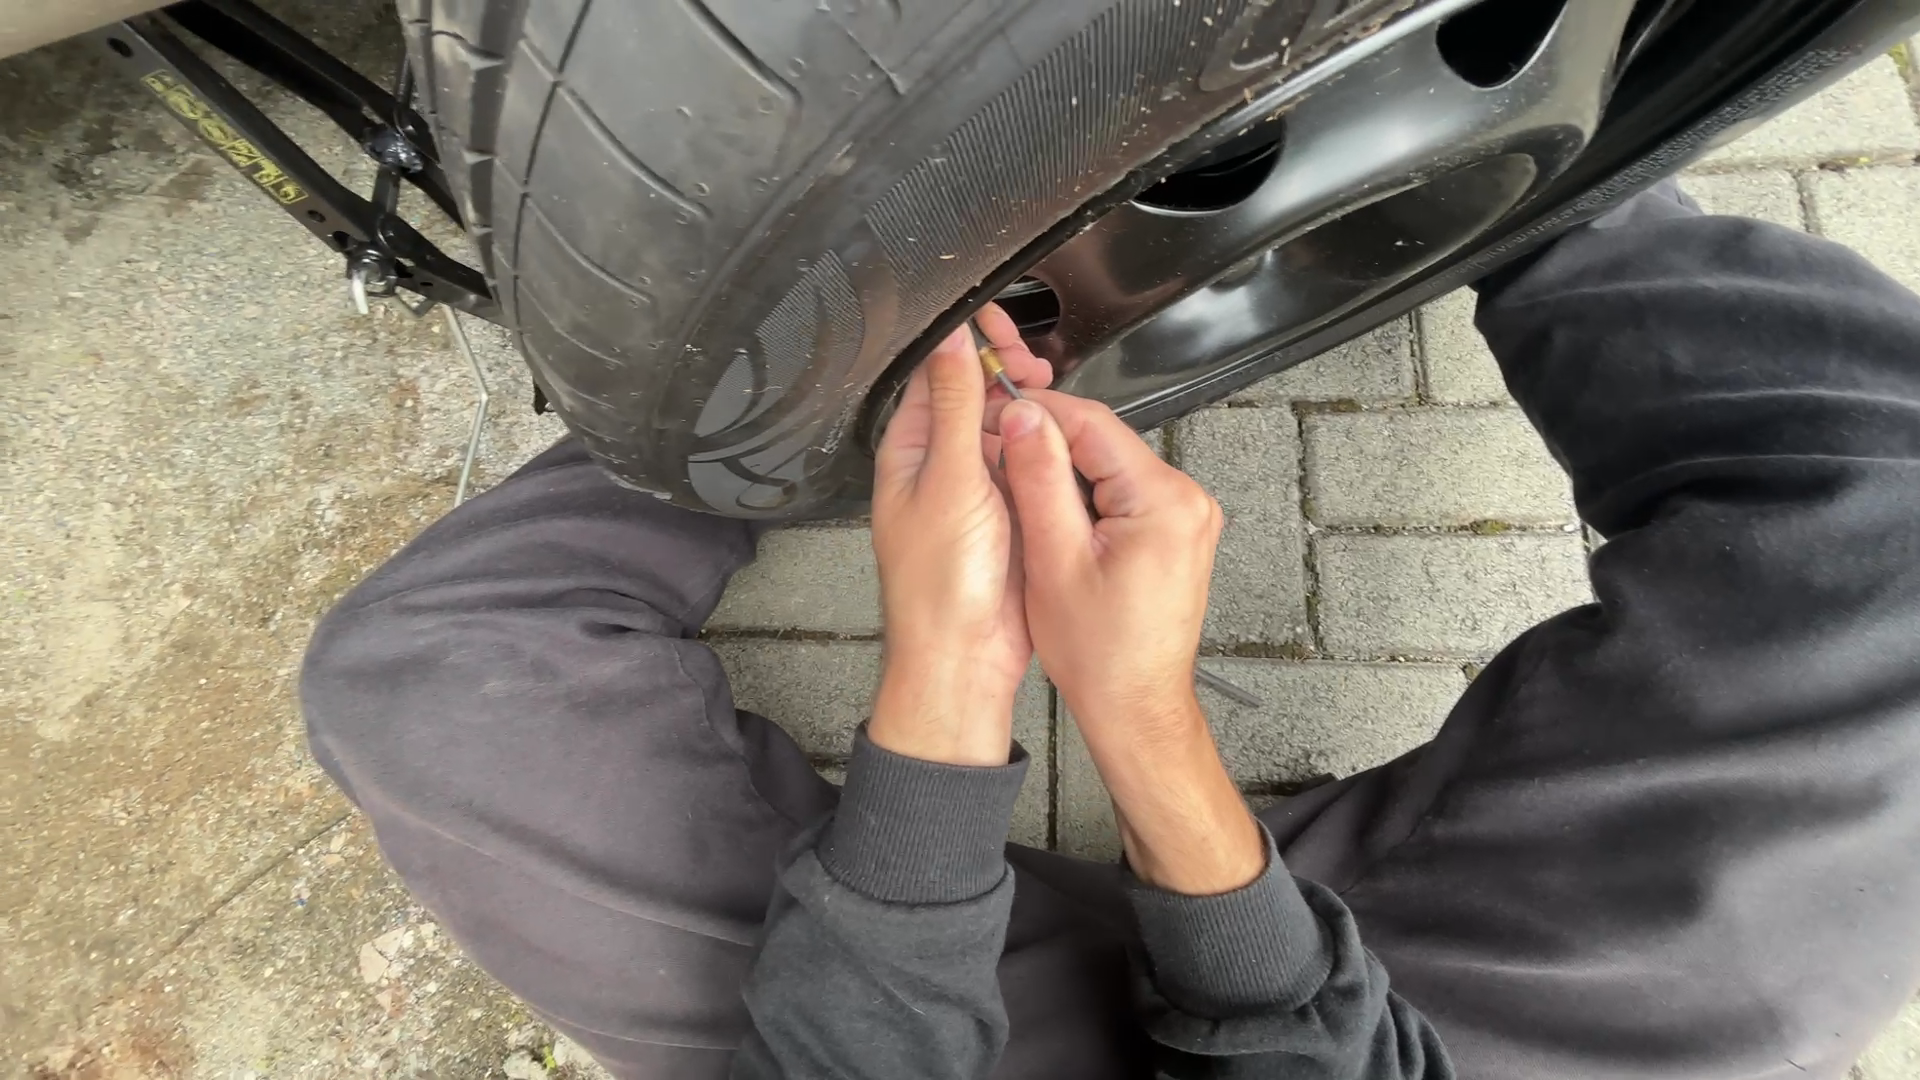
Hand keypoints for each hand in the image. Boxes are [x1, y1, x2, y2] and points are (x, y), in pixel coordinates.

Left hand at [868, 305, 1049, 765]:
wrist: (965, 653)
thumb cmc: (939, 580)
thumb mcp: (949, 479)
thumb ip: (955, 406)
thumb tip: (949, 340)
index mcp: (911, 452)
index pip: (935, 377)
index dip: (968, 346)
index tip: (1002, 328)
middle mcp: (939, 466)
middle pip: (972, 400)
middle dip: (1004, 375)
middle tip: (1038, 367)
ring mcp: (974, 490)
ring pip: (1002, 432)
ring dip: (1025, 410)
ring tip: (1051, 395)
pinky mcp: (1006, 513)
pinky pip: (1023, 466)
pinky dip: (1039, 447)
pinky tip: (1057, 436)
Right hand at [997, 393, 1261, 892]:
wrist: (1135, 704)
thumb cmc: (1099, 653)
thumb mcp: (1054, 560)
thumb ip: (1039, 479)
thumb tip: (1023, 415)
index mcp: (1163, 501)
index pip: (1093, 423)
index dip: (1037, 410)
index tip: (995, 407)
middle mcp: (1187, 500)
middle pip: (1104, 441)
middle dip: (1046, 440)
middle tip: (995, 444)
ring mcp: (1186, 516)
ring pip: (1109, 465)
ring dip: (1061, 467)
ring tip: (1015, 477)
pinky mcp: (1175, 531)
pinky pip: (1122, 491)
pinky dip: (1083, 492)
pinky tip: (1050, 507)